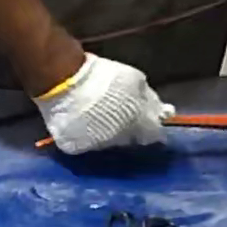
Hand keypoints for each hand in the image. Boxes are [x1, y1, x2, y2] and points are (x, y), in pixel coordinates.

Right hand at [34, 53, 174, 153]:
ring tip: (98, 119)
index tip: (151, 124)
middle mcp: (117, 139)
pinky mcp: (74, 148)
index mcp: (136, 122)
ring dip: (106, 135)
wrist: (65, 85)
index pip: (153, 135)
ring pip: (106, 144)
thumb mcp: (135, 82)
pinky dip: (86, 138)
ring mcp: (94, 145)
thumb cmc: (103, 78)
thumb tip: (162, 113)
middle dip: (129, 131)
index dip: (154, 129)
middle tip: (121, 117)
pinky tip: (82, 126)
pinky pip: (84, 146)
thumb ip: (149, 100)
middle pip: (128, 141)